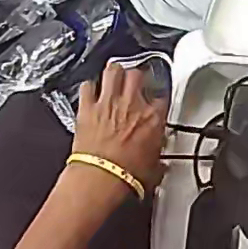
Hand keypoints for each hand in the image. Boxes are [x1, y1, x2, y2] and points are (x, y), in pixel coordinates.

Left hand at [68, 59, 169, 203]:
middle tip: (134, 84)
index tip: (153, 103)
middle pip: (137, 74)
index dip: (156, 98)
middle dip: (135, 77)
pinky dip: (89, 87)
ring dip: (114, 73)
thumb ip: (157, 159)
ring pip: (113, 70)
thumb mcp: (153, 168)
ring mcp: (108, 102)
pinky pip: (87, 86)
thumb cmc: (126, 176)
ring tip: (115, 78)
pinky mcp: (87, 107)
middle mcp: (132, 104)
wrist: (101, 178)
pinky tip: (91, 91)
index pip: (160, 96)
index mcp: (153, 117)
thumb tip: (159, 165)